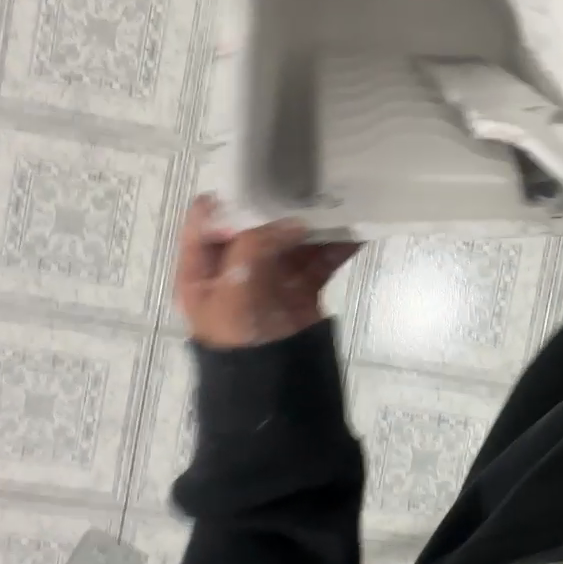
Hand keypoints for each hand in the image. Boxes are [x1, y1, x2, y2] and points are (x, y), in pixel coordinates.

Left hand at [174, 195, 361, 348]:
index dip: (232, 197)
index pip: (208, 219)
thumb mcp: (234, 289)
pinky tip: (358, 232)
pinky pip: (321, 259)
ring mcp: (271, 277)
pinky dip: (339, 245)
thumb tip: (295, 220)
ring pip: (294, 239)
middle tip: (312, 185)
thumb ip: (256, 246)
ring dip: (317, 223)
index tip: (265, 180)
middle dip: (284, 206)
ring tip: (342, 203)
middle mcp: (235, 267)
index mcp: (204, 268)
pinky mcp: (302, 287)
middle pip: (258, 225)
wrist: (274, 384)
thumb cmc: (241, 335)